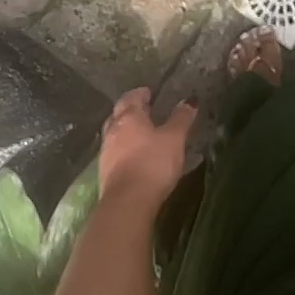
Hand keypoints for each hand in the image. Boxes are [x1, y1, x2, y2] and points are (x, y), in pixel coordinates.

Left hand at [99, 87, 194, 210]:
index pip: (130, 98)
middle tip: (143, 111)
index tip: (148, 92)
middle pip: (118, 115)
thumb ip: (181, 119)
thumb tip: (189, 101)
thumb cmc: (153, 163)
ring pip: (114, 135)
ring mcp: (106, 154)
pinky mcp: (105, 174)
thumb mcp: (174, 138)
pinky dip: (123, 149)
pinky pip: (114, 153)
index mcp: (128, 118)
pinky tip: (133, 156)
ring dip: (125, 131)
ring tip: (140, 134)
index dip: (139, 94)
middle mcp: (113, 132)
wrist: (128, 202)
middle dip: (129, 111)